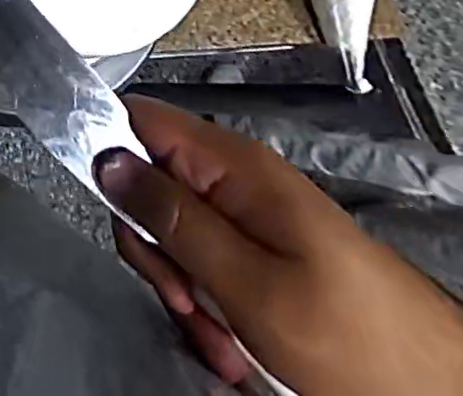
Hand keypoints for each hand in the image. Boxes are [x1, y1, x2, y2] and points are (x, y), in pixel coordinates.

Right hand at [96, 97, 462, 394]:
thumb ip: (172, 217)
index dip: (106, 148)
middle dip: (153, 247)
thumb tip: (105, 159)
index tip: (112, 209)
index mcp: (231, 166)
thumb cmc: (358, 344)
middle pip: (146, 184)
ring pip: (171, 232)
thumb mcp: (250, 285)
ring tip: (221, 338)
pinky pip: (203, 262)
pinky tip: (234, 343)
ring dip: (181, 287)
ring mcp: (248, 217)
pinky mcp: (260, 252)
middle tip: (184, 298)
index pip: (139, 119)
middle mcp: (234, 180)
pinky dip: (207, 304)